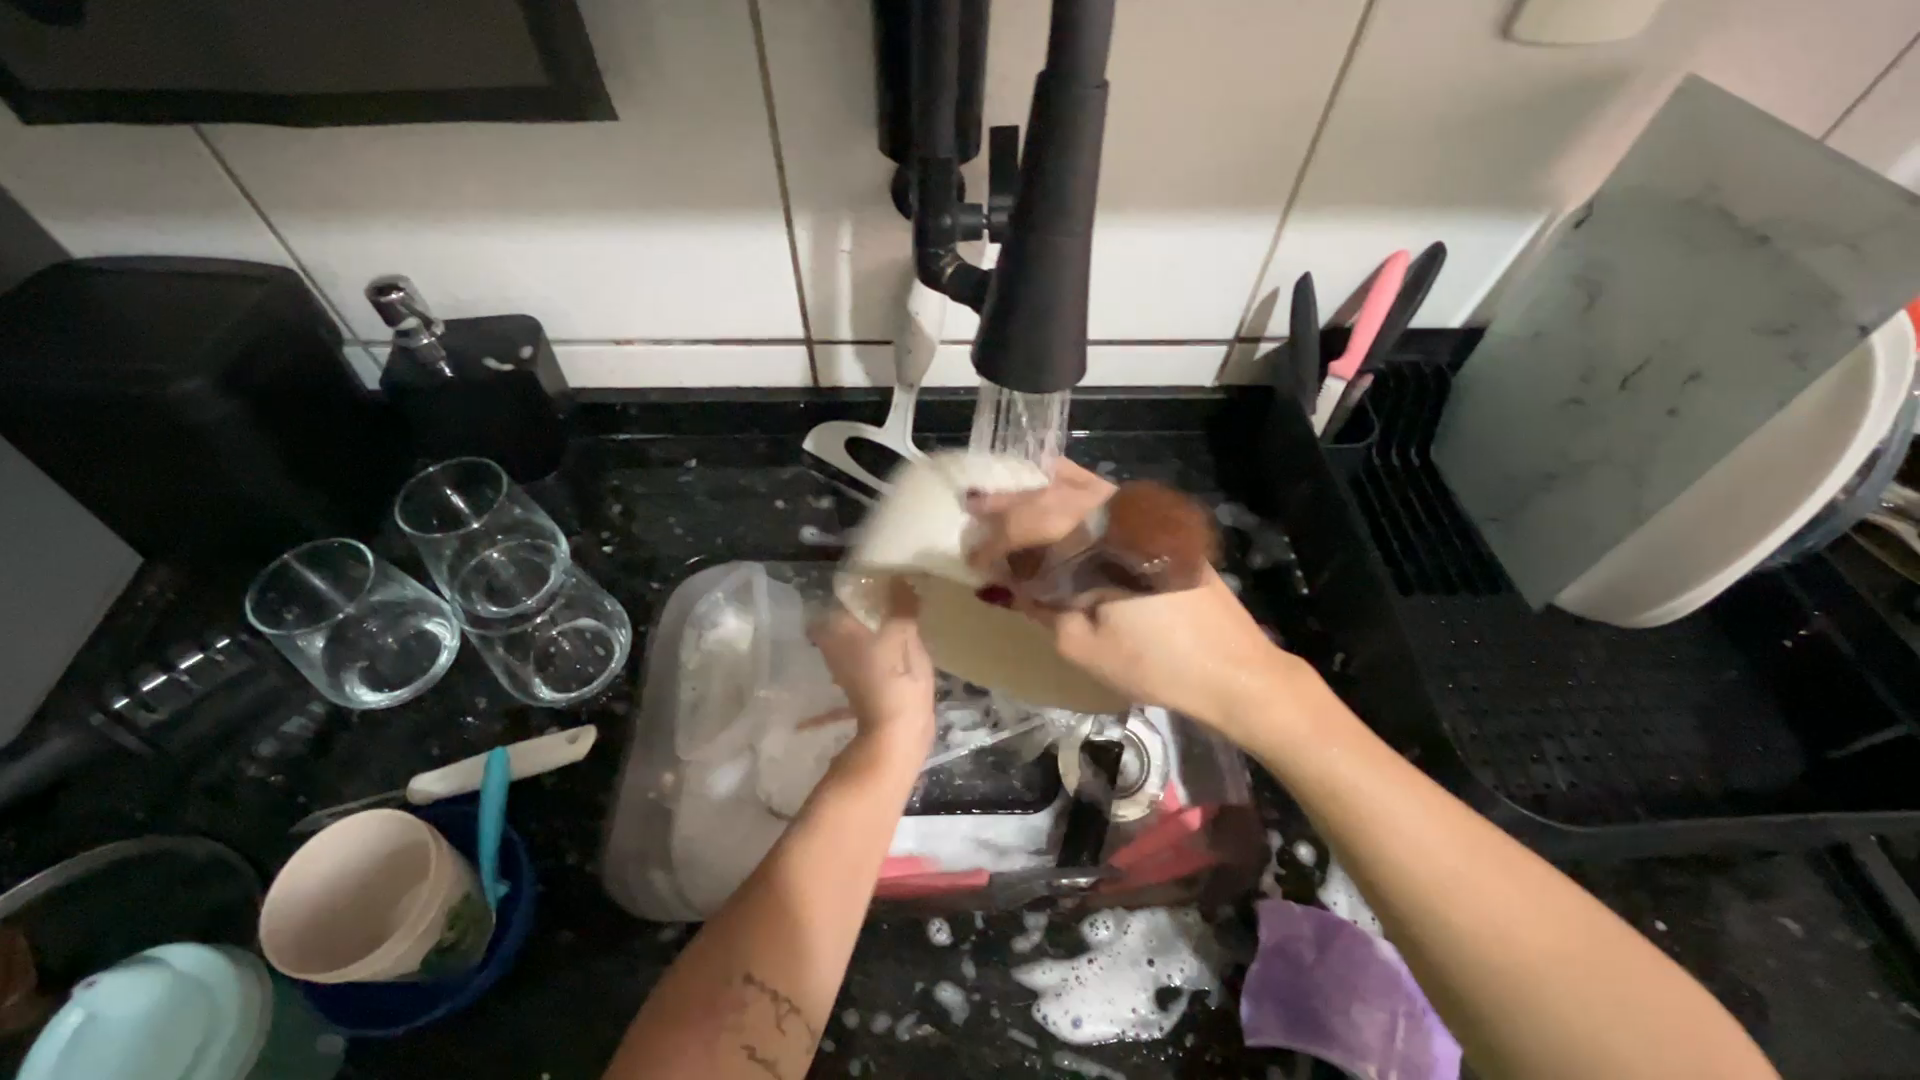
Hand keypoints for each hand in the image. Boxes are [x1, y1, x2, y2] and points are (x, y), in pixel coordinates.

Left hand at [808, 578, 936, 755]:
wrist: (897, 732)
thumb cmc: (897, 679)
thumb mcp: (905, 634)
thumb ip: (901, 604)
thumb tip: (900, 577)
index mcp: (835, 627)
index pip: (842, 594)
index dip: (862, 587)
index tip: (885, 581)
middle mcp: (830, 644)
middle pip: (847, 615)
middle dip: (868, 607)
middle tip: (898, 595)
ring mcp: (841, 666)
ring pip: (855, 634)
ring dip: (873, 625)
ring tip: (903, 614)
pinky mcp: (856, 681)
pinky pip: (864, 650)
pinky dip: (877, 644)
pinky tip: (902, 640)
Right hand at [968, 461, 1307, 736]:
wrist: (1233, 668)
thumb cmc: (1155, 664)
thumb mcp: (1083, 645)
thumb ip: (1039, 605)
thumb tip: (1005, 584)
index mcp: (1100, 541)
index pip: (1030, 523)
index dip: (993, 539)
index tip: (968, 558)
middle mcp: (1121, 513)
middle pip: (1050, 495)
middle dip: (1007, 506)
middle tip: (971, 514)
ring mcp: (1144, 513)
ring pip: (1076, 487)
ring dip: (1036, 494)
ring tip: (1002, 504)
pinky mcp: (1158, 523)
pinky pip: (1103, 494)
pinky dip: (1071, 491)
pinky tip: (1052, 495)